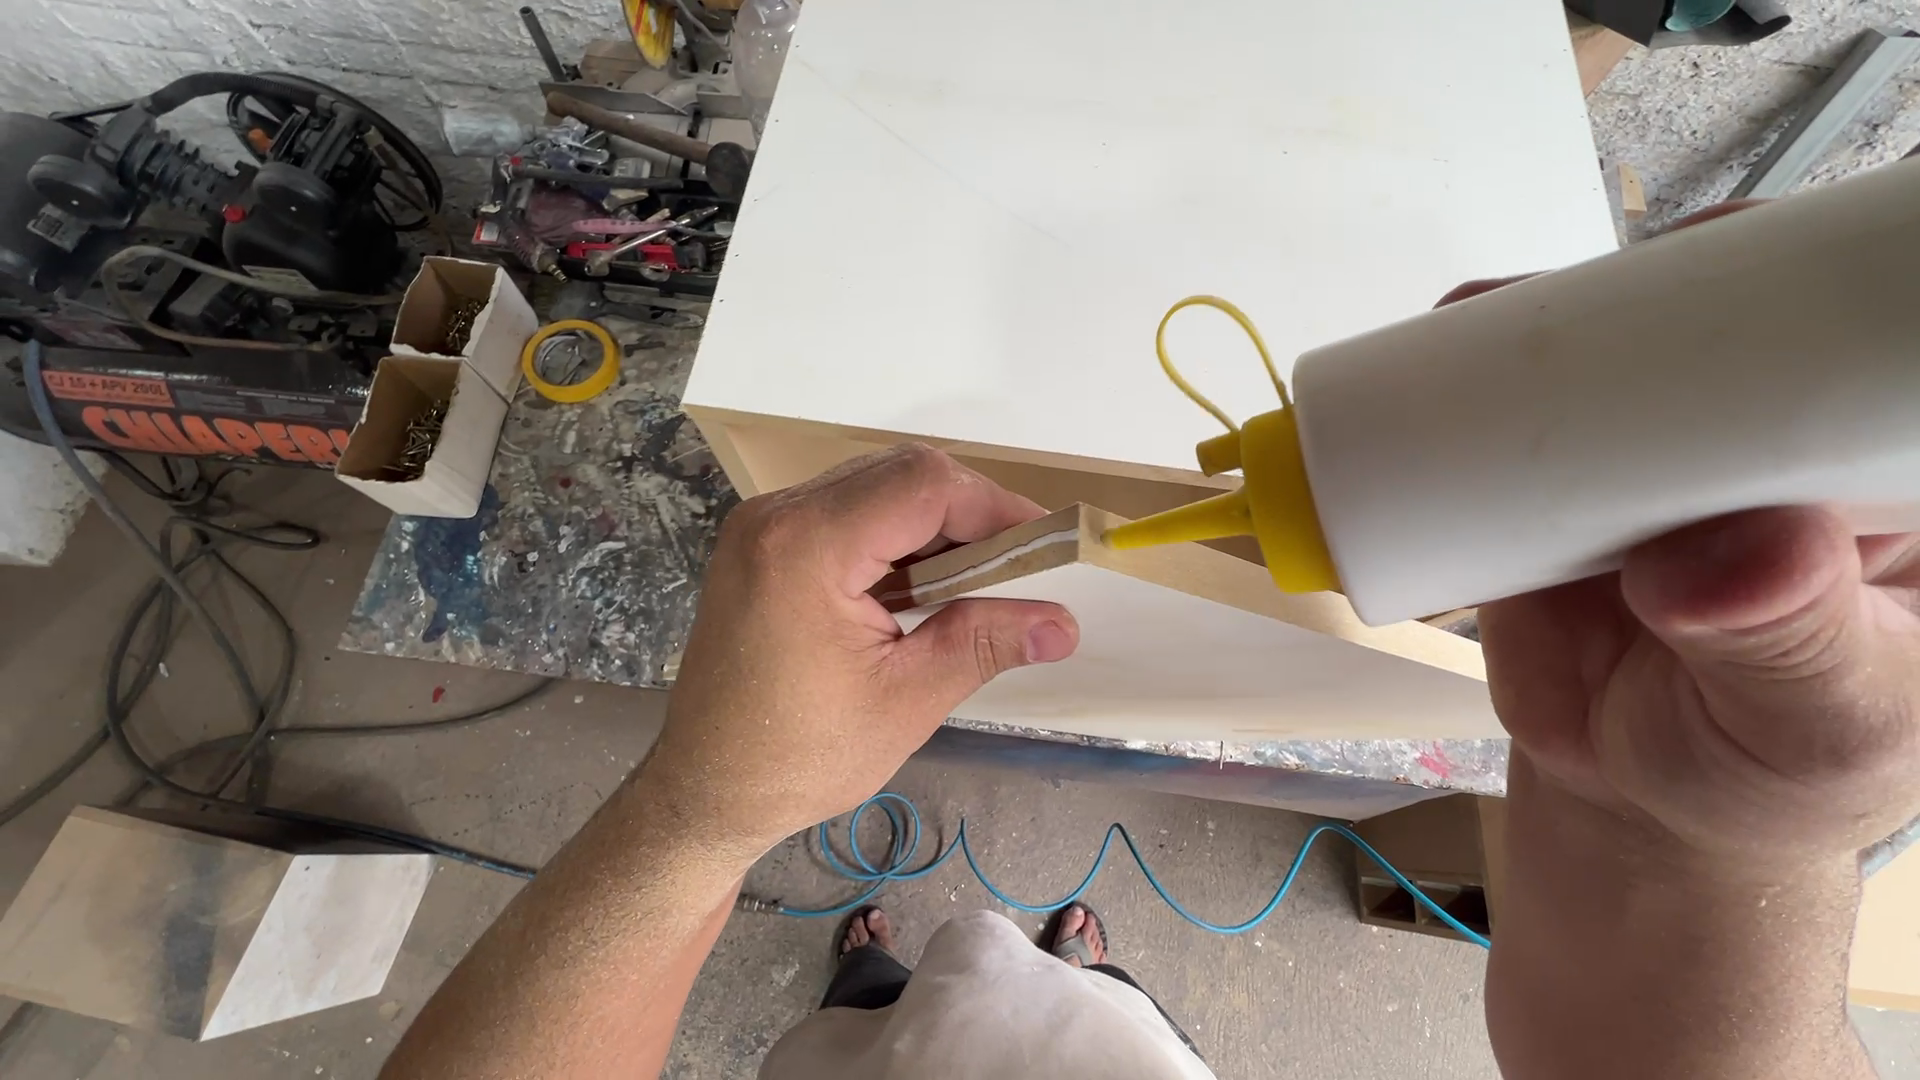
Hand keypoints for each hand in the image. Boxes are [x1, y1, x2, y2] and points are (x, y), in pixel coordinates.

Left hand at [641, 444, 1079, 858]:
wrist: (703, 790)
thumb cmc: (800, 757)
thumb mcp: (905, 701)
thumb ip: (984, 642)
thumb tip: (1065, 623)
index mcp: (805, 545)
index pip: (922, 484)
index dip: (995, 507)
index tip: (1044, 549)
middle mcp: (778, 514)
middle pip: (901, 474)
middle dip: (970, 514)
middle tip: (1014, 570)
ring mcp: (764, 524)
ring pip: (877, 488)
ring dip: (934, 526)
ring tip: (974, 583)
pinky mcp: (764, 543)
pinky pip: (848, 512)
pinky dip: (896, 539)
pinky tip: (919, 586)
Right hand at [1450, 202, 1919, 867]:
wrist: (1625, 795)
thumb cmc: (1766, 768)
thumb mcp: (1817, 720)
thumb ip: (1788, 644)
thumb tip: (1727, 550)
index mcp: (1887, 476)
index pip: (1869, 347)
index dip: (1821, 278)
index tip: (1745, 249)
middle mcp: (1766, 454)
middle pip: (1719, 334)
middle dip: (1650, 289)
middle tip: (1582, 286)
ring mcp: (1645, 476)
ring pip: (1600, 375)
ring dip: (1537, 331)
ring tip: (1475, 313)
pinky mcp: (1548, 505)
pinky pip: (1509, 438)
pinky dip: (1462, 400)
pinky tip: (1432, 367)